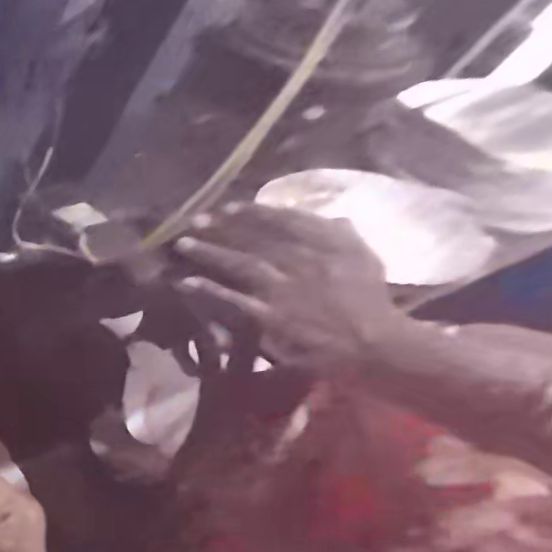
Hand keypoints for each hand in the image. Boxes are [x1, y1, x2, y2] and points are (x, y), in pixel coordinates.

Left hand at [170, 204, 404, 370]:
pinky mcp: (268, 316)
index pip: (289, 221)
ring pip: (242, 263)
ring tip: (182, 244)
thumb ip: (345, 238)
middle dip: (223, 228)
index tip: (228, 207)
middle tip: (195, 221)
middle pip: (258, 239)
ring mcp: (285, 289)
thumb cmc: (365, 302)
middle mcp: (308, 262)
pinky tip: (185, 282)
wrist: (369, 344)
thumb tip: (332, 217)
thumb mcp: (364, 262)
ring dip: (209, 252)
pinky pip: (232, 299)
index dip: (256, 212)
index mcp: (333, 245)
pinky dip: (208, 290)